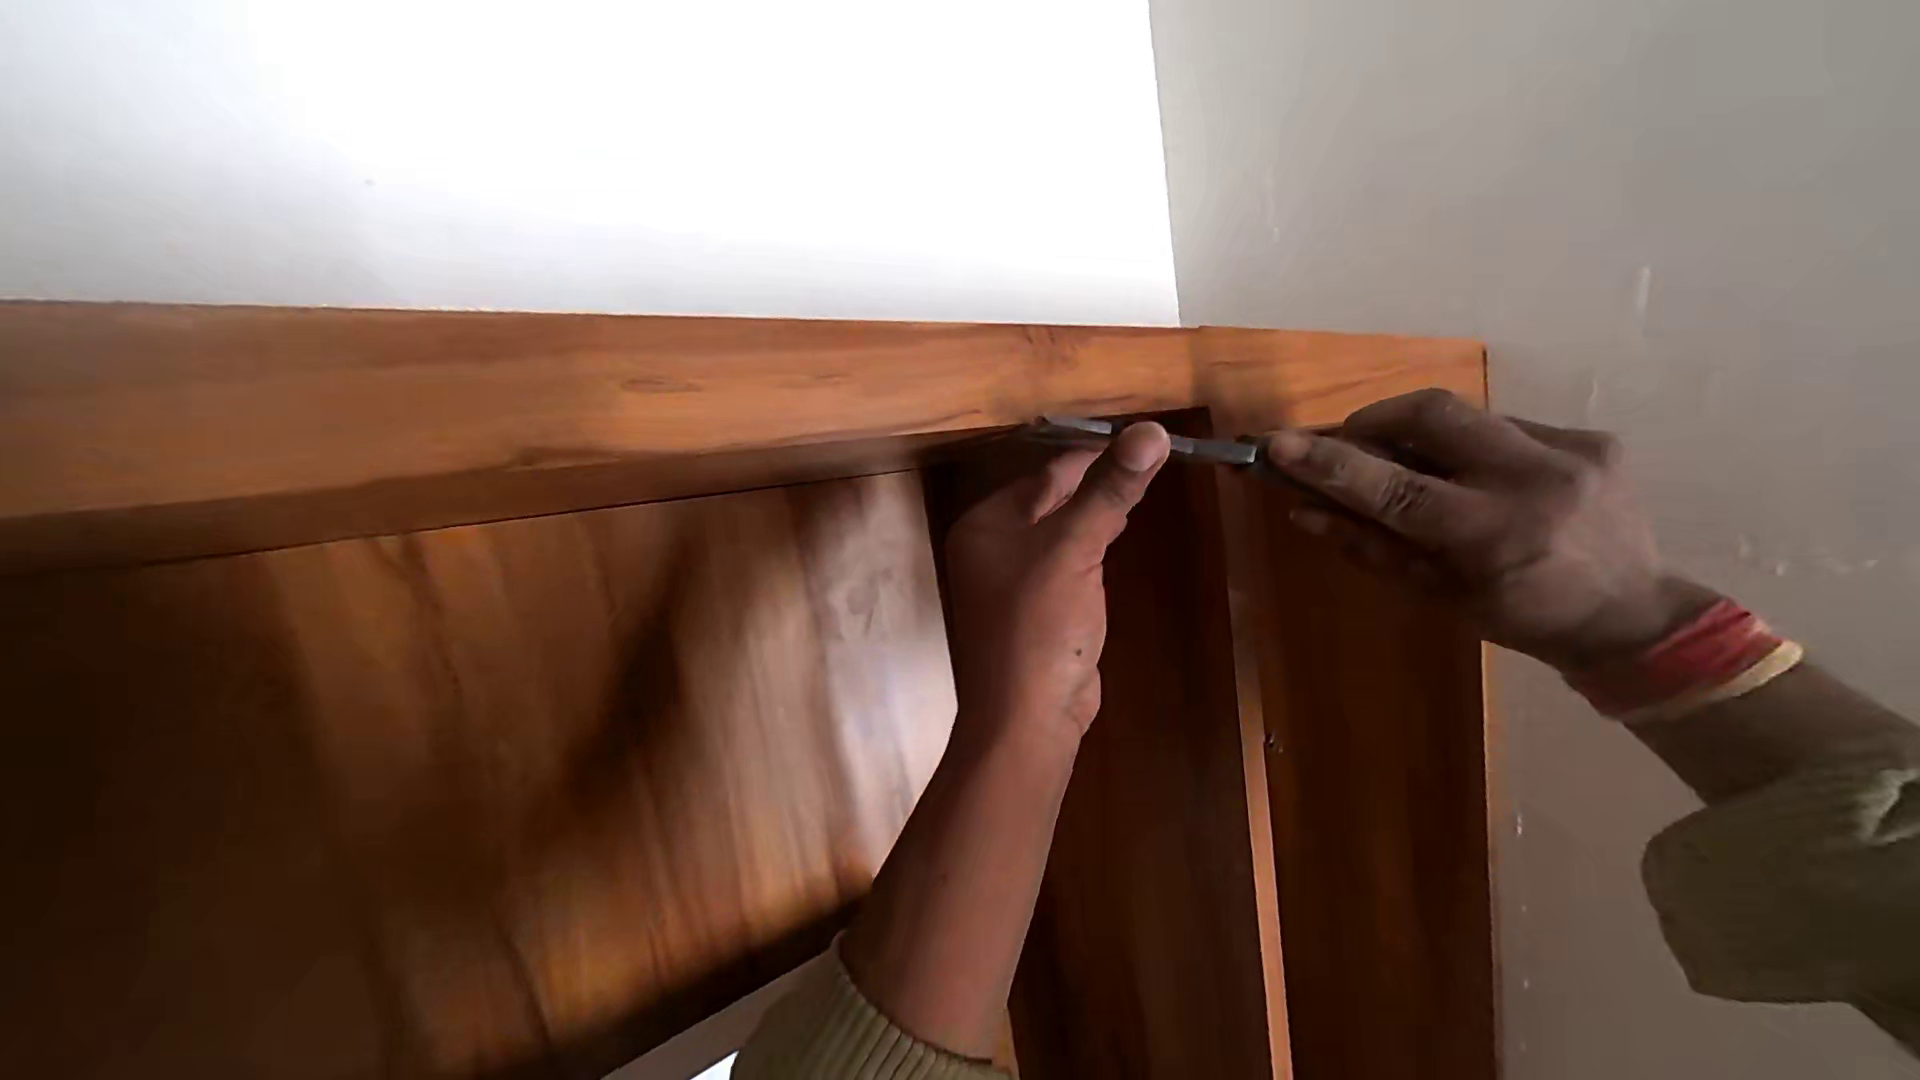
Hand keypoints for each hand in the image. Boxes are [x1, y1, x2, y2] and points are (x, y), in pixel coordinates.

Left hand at [944, 422, 1170, 747]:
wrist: (1029, 715)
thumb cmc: (1039, 625)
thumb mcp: (1074, 551)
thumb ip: (1109, 491)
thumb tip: (1150, 431)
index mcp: (985, 525)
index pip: (1044, 475)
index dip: (1090, 454)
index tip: (1135, 436)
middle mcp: (991, 547)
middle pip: (1049, 500)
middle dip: (1094, 482)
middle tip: (1144, 458)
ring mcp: (1011, 580)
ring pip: (1060, 531)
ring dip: (1094, 512)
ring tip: (1136, 486)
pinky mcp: (1036, 607)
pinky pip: (1066, 562)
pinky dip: (1090, 545)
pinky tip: (1115, 533)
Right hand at [1259, 390, 1714, 671]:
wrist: (1633, 615)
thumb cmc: (1516, 615)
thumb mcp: (1433, 593)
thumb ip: (1366, 546)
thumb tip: (1303, 510)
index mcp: (1492, 534)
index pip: (1394, 488)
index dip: (1330, 462)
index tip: (1277, 445)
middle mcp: (1536, 479)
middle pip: (1432, 413)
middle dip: (1372, 419)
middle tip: (1345, 442)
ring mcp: (1572, 450)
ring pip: (1463, 413)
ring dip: (1415, 432)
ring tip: (1404, 462)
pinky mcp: (1591, 437)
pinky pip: (1499, 424)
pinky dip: (1461, 444)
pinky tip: (1465, 474)